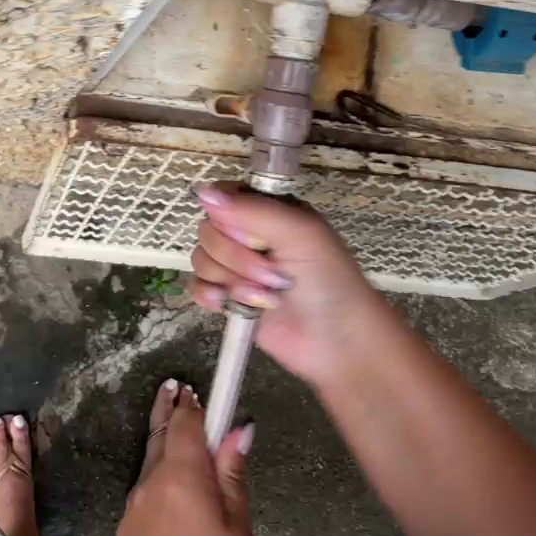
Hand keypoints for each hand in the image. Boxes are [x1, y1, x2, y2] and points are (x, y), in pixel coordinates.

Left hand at [116, 384, 255, 535]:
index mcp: (181, 477)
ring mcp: (133, 506)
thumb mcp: (238, 532)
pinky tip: (173, 486)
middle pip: (160, 435)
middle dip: (170, 410)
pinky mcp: (125, 529)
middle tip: (175, 387)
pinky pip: (146, 491)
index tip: (198, 387)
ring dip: (165, 444)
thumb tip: (238, 428)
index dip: (194, 404)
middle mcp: (150, 483)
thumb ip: (232, 475)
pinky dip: (159, 476)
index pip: (185, 423)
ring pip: (152, 463)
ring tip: (178, 429)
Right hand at [189, 181, 385, 383]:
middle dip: (236, 257)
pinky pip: (197, 286)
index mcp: (268, 211)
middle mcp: (249, 235)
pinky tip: (228, 304)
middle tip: (272, 275)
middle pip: (209, 230)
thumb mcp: (300, 234)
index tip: (249, 236)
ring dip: (231, 279)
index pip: (224, 196)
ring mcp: (237, 267)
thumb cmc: (329, 281)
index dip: (227, 216)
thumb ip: (253, 211)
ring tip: (265, 297)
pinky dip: (210, 295)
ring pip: (202, 258)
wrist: (338, 342)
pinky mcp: (228, 297)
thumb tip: (203, 192)